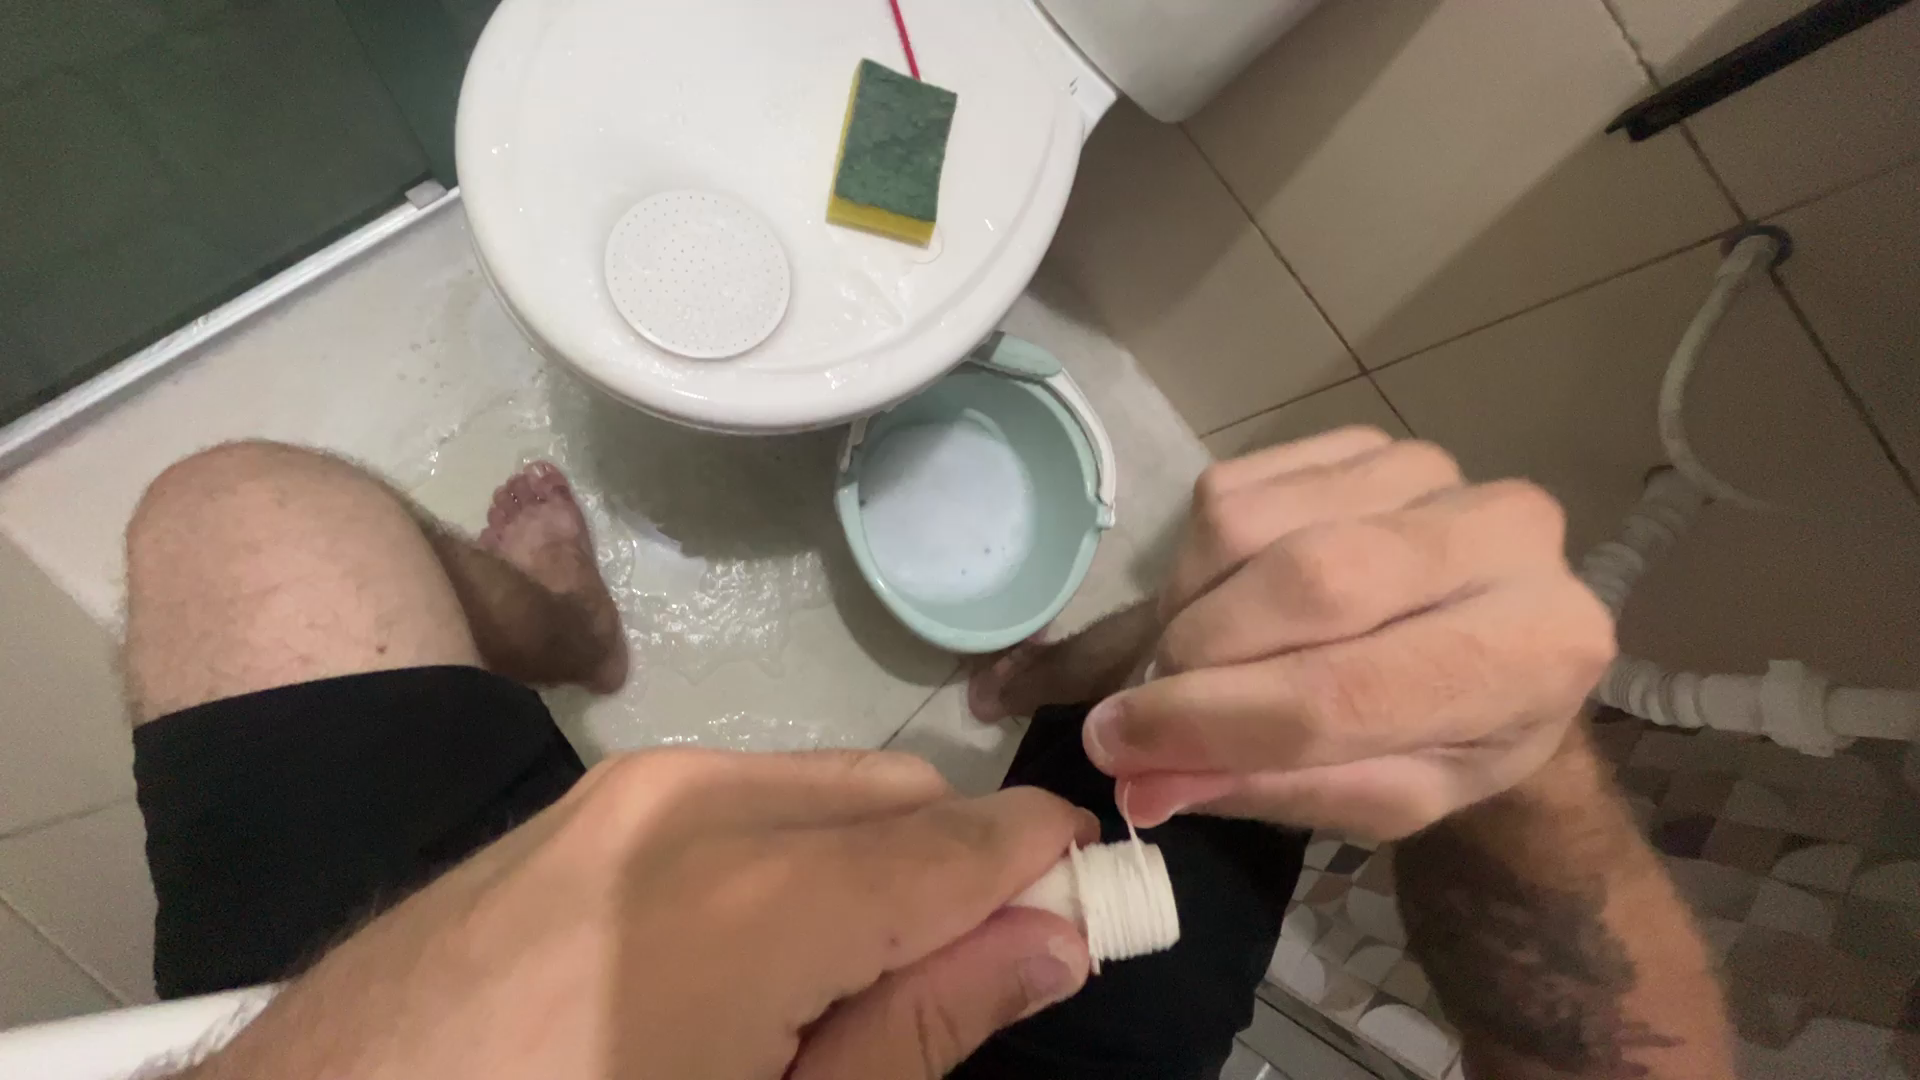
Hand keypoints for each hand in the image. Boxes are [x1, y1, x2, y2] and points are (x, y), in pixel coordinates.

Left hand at [190, 749, 1097, 1079]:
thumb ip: (922, 1028)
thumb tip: (1052, 939)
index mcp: (752, 898)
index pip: (959, 841)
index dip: (1045, 859)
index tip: (1090, 894)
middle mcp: (704, 799)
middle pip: (904, 794)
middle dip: (962, 860)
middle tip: (961, 965)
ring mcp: (639, 785)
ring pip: (834, 785)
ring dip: (881, 854)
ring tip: (847, 967)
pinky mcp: (597, 796)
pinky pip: (756, 793)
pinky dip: (804, 845)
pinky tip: (759, 938)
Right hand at [1087, 428, 1615, 840]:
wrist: (1480, 649)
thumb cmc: (1437, 733)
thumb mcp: (1373, 796)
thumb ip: (1261, 785)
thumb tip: (1135, 781)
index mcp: (1536, 647)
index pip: (1345, 690)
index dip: (1212, 723)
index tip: (1116, 745)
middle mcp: (1501, 531)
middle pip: (1303, 581)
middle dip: (1195, 655)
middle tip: (1142, 704)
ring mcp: (1423, 468)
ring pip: (1246, 525)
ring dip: (1186, 607)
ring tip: (1198, 654)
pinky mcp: (1354, 440)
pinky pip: (1228, 489)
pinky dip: (1196, 560)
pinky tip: (1225, 597)